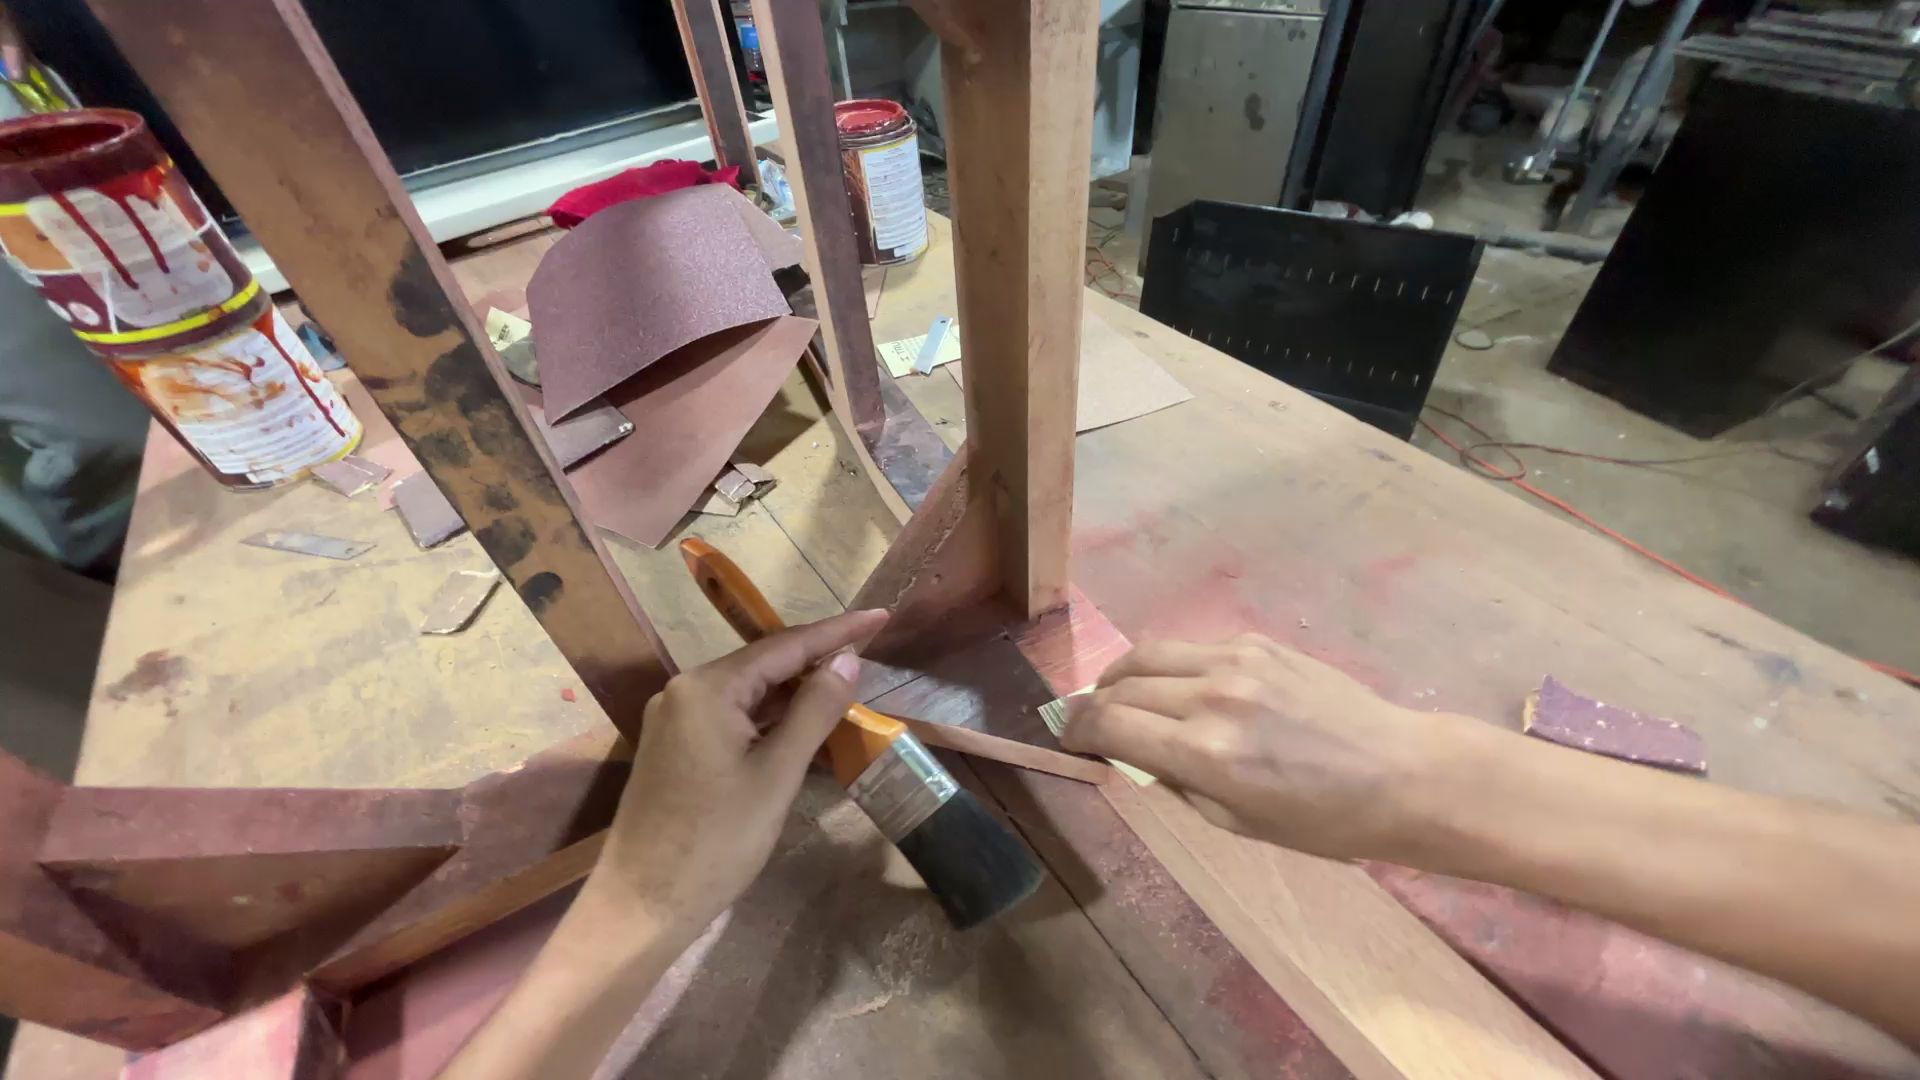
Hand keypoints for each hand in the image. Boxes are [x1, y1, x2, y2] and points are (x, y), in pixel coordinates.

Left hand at [589, 609, 889, 936]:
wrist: (641, 907)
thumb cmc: (717, 841)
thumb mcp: (777, 772)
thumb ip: (815, 708)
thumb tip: (847, 659)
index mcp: (707, 687)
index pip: (785, 645)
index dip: (837, 631)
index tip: (879, 616)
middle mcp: (686, 691)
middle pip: (765, 664)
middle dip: (817, 660)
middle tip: (868, 653)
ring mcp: (677, 719)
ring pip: (750, 693)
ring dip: (796, 693)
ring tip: (846, 688)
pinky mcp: (677, 747)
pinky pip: (734, 717)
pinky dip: (771, 719)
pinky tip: (803, 727)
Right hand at [1061, 633, 1478, 860]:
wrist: (1401, 774)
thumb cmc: (1323, 820)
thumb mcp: (1236, 822)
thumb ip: (1174, 781)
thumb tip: (1130, 752)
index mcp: (1206, 752)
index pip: (1111, 725)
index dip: (1078, 730)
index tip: (1069, 738)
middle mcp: (1212, 697)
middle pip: (1122, 686)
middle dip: (1093, 704)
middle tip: (1086, 719)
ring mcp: (1235, 661)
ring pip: (1148, 653)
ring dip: (1119, 674)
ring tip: (1113, 690)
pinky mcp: (1256, 643)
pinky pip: (1190, 647)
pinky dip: (1166, 665)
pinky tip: (1173, 683)